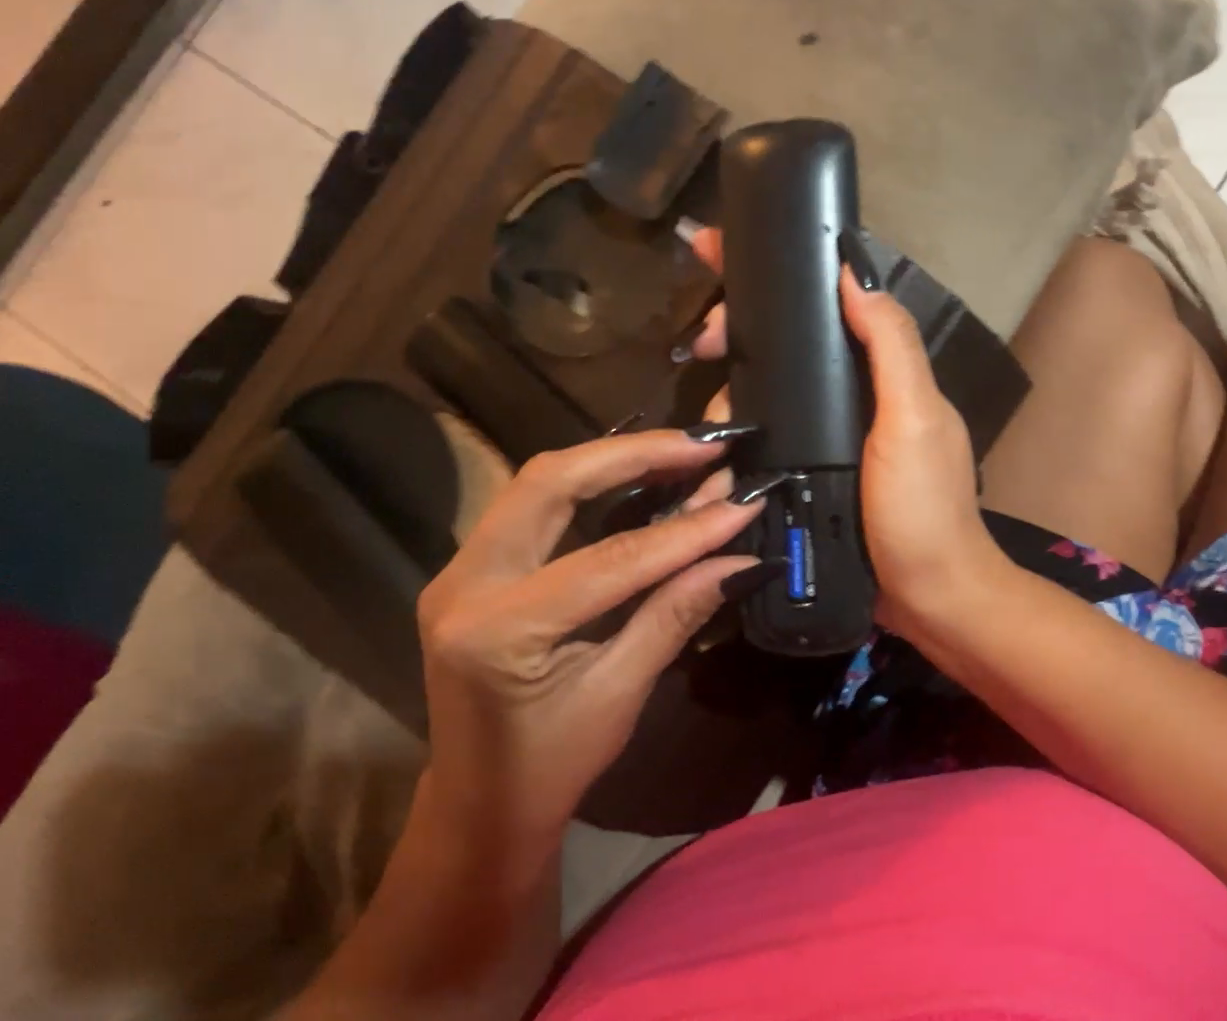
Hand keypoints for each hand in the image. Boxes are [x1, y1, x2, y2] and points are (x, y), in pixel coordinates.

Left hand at [414, 432, 762, 852]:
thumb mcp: (620, 693)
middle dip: (635, 455)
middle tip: (705, 444)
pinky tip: (639, 475)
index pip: (610, 559)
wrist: (478, 805)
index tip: (744, 504)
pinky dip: (590, 484)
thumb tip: (742, 560)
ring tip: (682, 450)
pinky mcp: (474, 570)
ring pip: (537, 483)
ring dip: (612, 460)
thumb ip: (675, 615)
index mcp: (498, 628)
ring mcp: (461, 570)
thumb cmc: (550, 764)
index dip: (685, 531)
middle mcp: (464, 582)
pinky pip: (532, 505)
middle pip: (549, 483)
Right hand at [684, 227, 1006, 632]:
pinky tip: (709, 446)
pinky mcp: (811, 480)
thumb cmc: (922, 506)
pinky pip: (766, 443)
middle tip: (702, 345)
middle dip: (740, 336)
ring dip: (732, 391)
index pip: (831, 306)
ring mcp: (831, 442)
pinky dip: (737, 438)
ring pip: (769, 396)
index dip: (778, 277)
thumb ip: (890, 346)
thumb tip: (851, 270)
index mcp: (885, 375)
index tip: (717, 257)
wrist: (926, 598)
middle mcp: (857, 400)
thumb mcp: (913, 418)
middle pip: (787, 349)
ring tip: (710, 414)